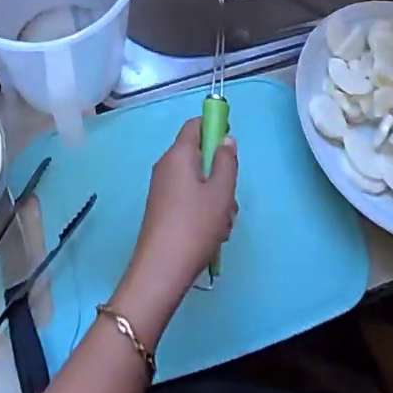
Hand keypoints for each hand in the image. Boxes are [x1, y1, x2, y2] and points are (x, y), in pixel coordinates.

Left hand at [125, 118, 237, 301]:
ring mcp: (163, 188)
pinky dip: (205, 211)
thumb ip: (226, 162)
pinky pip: (190, 199)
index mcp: (177, 155)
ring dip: (216, 199)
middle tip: (228, 199)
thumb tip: (225, 139)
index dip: (214, 127)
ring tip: (221, 224)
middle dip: (220, 175)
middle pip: (199, 157)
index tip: (230, 146)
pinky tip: (212, 234)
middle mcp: (166, 166)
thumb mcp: (220, 192)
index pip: (194, 125)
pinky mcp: (164, 208)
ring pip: (199, 182)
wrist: (162, 267)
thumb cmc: (195, 224)